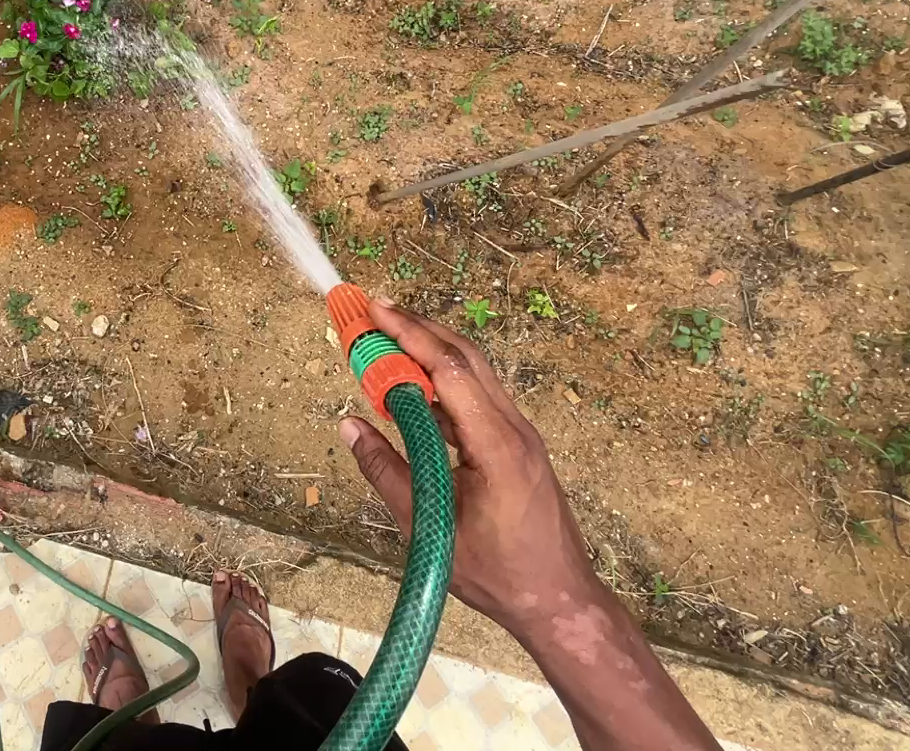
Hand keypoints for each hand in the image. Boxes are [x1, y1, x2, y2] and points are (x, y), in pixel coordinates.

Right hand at [339, 299, 603, 634]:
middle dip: (418, 326)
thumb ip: (385, 472)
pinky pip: (475, 394)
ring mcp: (519, 433)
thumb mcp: (428, 527)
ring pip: (473, 371)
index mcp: (497, 445)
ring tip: (387, 335)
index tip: (374, 310)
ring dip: (430, 347)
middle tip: (374, 308)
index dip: (410, 335)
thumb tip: (348, 426)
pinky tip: (411, 385)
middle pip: (465, 356)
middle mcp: (514, 428)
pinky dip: (440, 377)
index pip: (451, 370)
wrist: (561, 602)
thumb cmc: (497, 573)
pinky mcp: (515, 443)